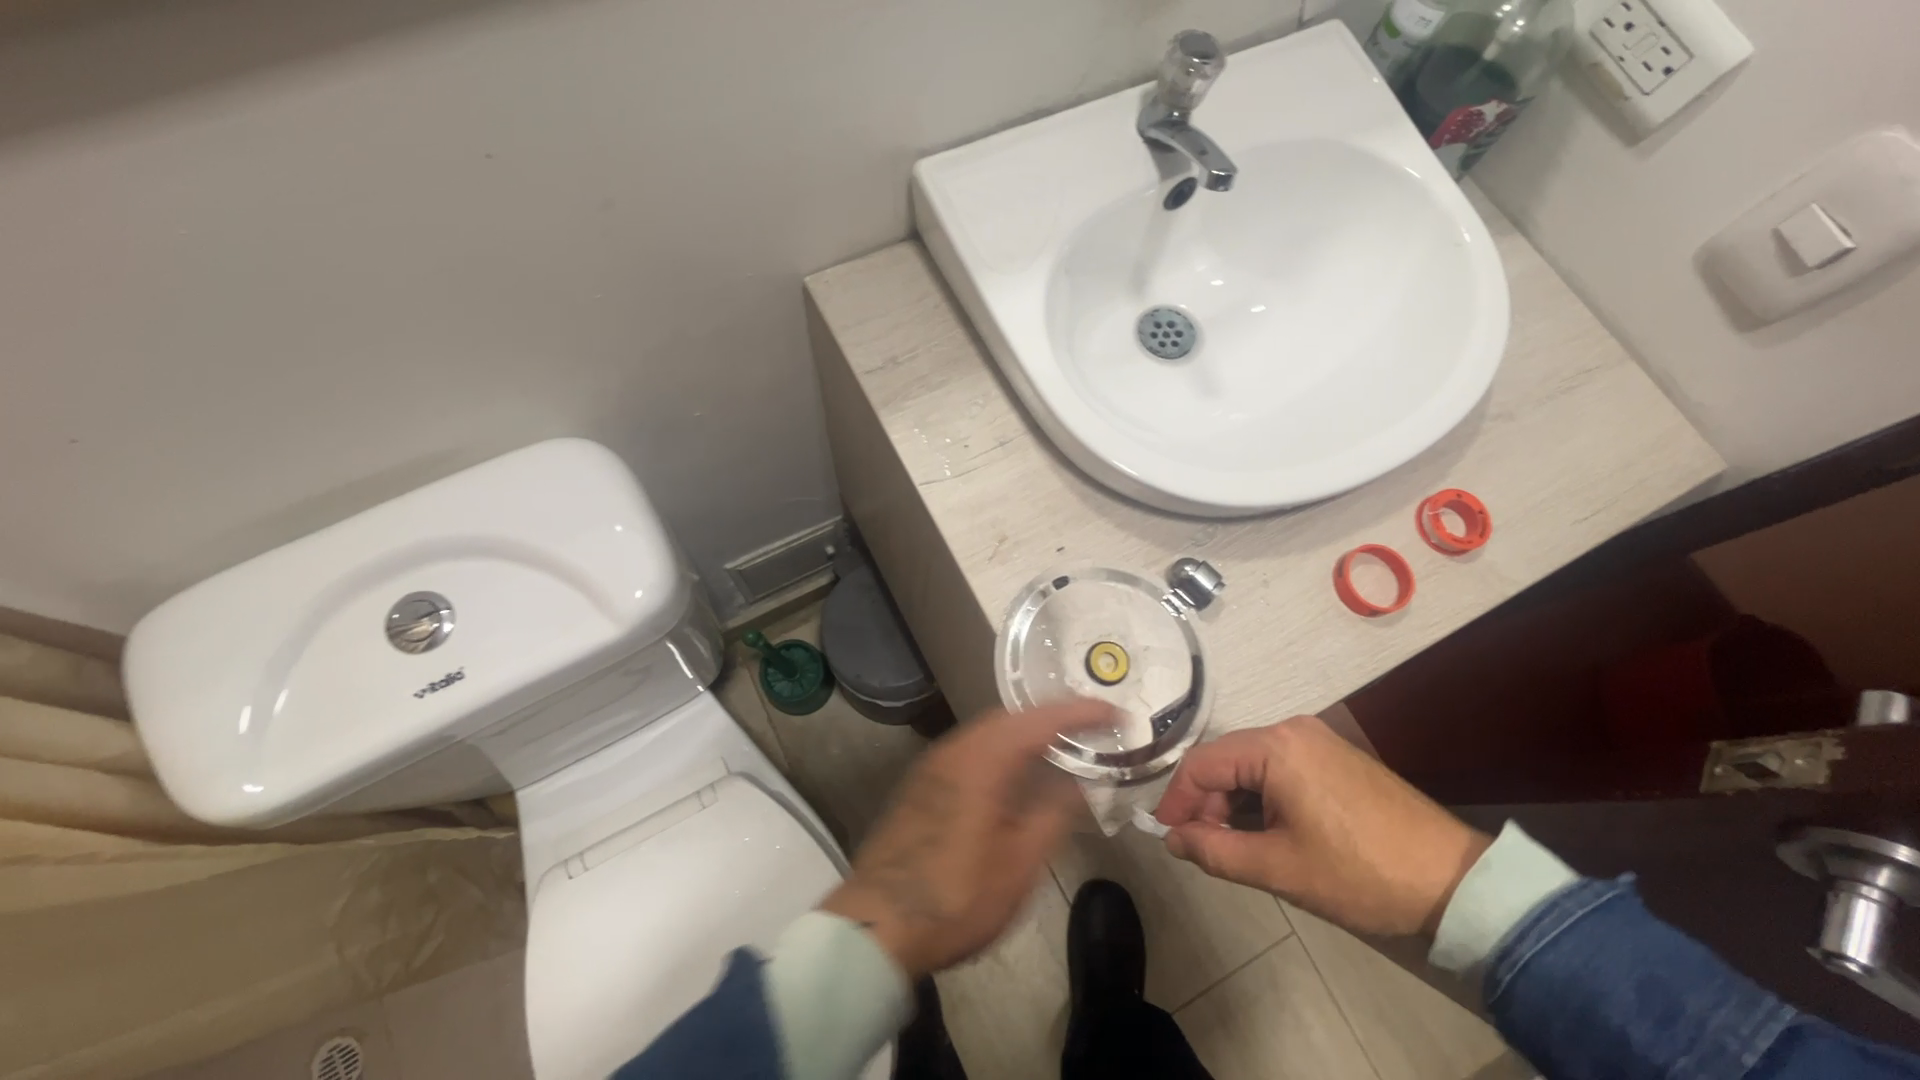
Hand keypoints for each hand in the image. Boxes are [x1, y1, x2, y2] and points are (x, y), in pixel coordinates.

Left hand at [820, 699, 1110, 978]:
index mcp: (982, 760)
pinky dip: (999, 752)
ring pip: (985, 734)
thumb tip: (1080, 781)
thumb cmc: (955, 895)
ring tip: (1059, 750)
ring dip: (1023, 735)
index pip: (1040, 720)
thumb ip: (1054, 813)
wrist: (875, 925)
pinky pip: (969, 752)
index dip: (1080, 713)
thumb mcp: (1020, 862)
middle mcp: (953, 751)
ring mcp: (931, 767)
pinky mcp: (920, 787)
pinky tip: (1015, 778)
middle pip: (1009, 718)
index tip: (1114, 713)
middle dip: (1050, 718)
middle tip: (1089, 729)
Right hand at [1154, 716, 1491, 937]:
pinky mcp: (1337, 759)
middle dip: (1205, 802)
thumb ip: (1215, 851)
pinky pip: (1279, 768)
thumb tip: (1174, 840)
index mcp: (1277, 747)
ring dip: (1232, 802)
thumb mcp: (1278, 868)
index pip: (1201, 763)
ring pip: (1251, 764)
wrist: (1453, 881)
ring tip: (1232, 846)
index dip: (1177, 800)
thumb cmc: (1359, 873)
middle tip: (1202, 847)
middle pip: (1225, 759)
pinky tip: (1264, 831)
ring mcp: (1320, 742)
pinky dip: (1260, 797)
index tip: (1168, 838)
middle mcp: (1294, 731)